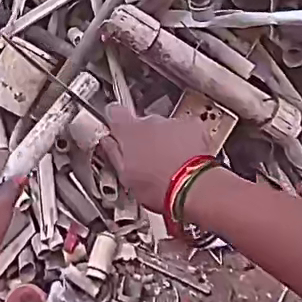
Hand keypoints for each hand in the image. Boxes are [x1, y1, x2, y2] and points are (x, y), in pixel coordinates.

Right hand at [97, 107, 215, 213]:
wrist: (193, 188)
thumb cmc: (160, 187)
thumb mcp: (126, 177)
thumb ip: (114, 153)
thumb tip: (108, 144)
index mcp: (129, 132)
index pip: (114, 113)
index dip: (115, 121)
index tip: (117, 131)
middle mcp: (150, 121)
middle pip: (142, 123)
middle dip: (144, 138)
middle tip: (147, 162)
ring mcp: (172, 123)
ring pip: (164, 128)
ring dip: (165, 141)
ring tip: (168, 165)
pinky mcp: (192, 127)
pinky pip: (185, 130)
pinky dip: (185, 141)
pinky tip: (184, 159)